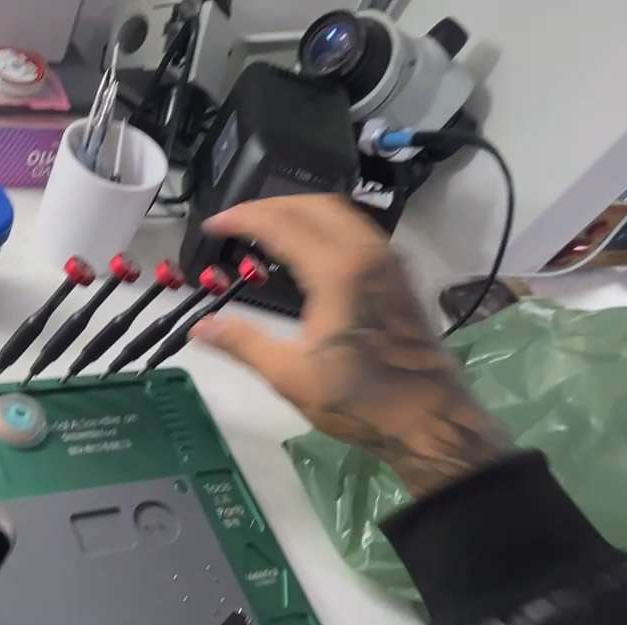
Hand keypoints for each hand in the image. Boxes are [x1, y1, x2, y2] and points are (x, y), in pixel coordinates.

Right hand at [192, 195, 511, 496]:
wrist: (426, 417)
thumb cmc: (357, 399)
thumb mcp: (289, 375)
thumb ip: (242, 344)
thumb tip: (200, 327)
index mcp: (338, 272)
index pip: (282, 225)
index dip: (242, 220)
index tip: (212, 226)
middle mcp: (367, 254)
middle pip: (313, 205)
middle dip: (269, 206)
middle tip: (234, 222)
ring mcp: (388, 262)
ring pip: (338, 214)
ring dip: (297, 213)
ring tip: (263, 230)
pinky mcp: (397, 276)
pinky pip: (354, 232)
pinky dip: (321, 227)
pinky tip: (304, 251)